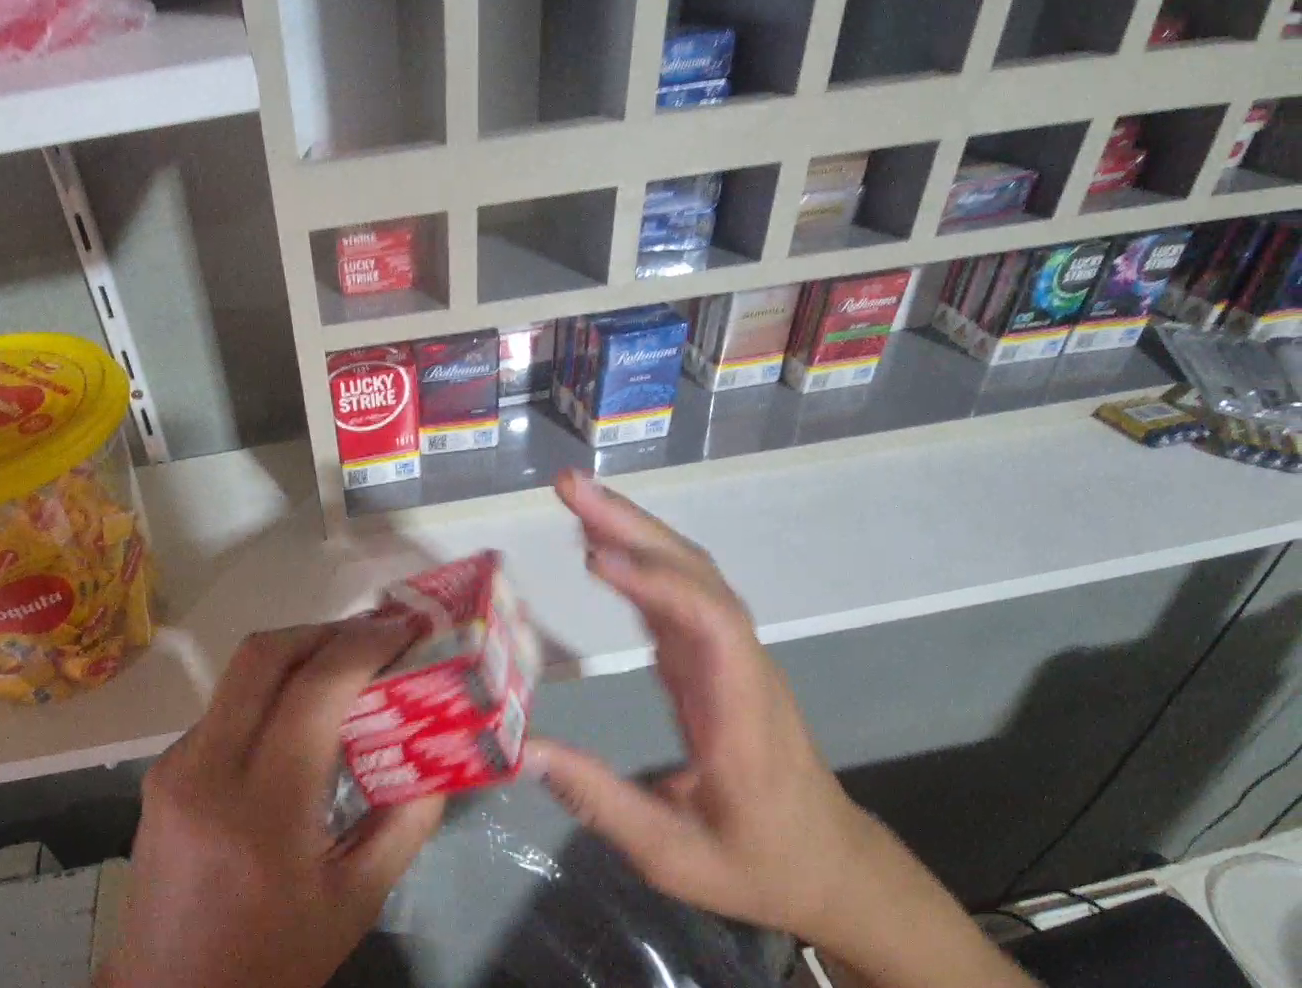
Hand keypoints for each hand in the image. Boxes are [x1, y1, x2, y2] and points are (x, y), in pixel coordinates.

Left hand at [98, 618, 445, 987]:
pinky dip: (269, 694)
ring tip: (348, 668)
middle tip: (376, 635)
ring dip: (296, 656)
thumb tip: (439, 751)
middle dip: (325, 631)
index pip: (313, 690)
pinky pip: (223, 710)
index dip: (362, 645)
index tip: (405, 628)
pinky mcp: (160, 772)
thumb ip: (406, 819)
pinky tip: (300, 719)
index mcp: (263, 809)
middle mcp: (206, 770)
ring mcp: (174, 766)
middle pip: (262, 656)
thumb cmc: (274, 958)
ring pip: (238, 677)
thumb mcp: (357, 900)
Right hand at [526, 470, 879, 941]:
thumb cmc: (756, 860)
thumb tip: (522, 749)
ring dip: (633, 529)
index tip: (593, 560)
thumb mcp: (672, 855)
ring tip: (574, 497)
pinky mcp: (713, 658)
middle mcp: (738, 665)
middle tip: (568, 487)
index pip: (710, 624)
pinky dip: (637, 560)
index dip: (656, 584)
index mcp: (739, 710)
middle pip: (695, 575)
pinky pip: (678, 594)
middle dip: (632, 525)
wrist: (827, 863)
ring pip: (688, 574)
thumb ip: (599, 801)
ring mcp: (728, 656)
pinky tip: (599, 544)